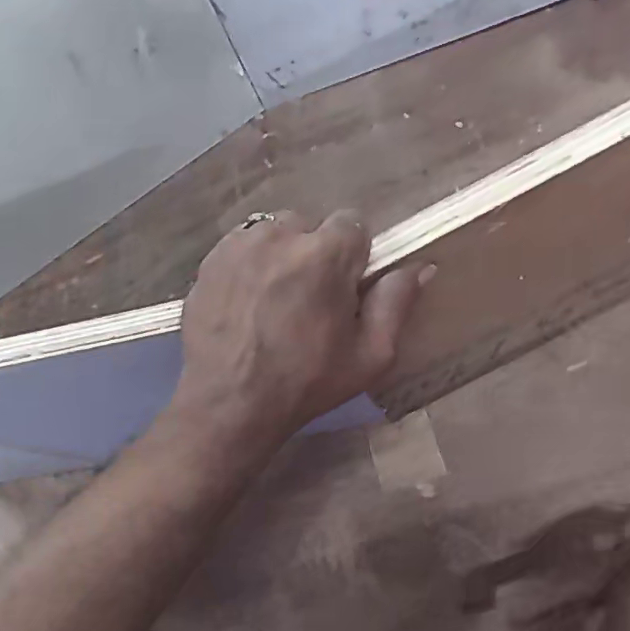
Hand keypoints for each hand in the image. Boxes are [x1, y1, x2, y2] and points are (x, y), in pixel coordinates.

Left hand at [164, 209, 431, 457]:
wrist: (228, 405)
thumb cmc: (305, 385)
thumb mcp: (370, 356)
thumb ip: (397, 303)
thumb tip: (420, 266)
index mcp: (326, 253)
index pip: (353, 225)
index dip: (352, 258)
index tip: (343, 290)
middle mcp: (280, 235)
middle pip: (310, 227)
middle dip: (315, 255)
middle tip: (307, 302)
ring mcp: (238, 246)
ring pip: (272, 235)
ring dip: (280, 258)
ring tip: (273, 303)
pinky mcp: (209, 261)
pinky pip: (240, 249)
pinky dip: (248, 267)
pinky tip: (245, 304)